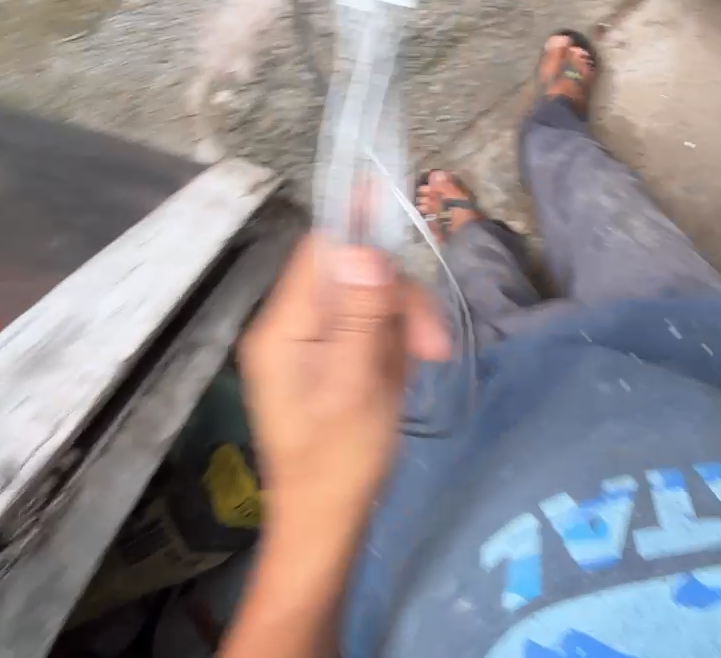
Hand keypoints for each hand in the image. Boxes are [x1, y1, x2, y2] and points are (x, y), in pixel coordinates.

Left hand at [239, 237, 452, 518]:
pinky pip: (375, 322)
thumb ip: (361, 316)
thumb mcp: (358, 386)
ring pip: (373, 297)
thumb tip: (365, 251)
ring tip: (430, 359)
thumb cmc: (341, 461)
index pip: (322, 253)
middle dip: (401, 299)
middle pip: (356, 275)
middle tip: (435, 344)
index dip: (358, 224)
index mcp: (285, 329)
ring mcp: (315, 341)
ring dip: (408, 319)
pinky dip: (401, 337)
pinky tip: (411, 366)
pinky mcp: (336, 355)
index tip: (393, 197)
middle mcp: (294, 326)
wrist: (329, 522)